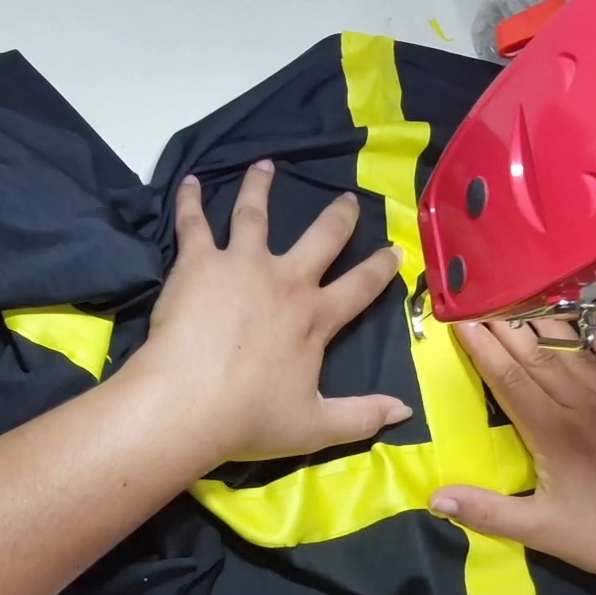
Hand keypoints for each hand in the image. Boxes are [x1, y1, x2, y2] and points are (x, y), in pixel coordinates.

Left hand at [129, 161, 410, 462]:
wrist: (189, 402)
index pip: (360, 287)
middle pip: (322, 237)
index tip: (394, 250)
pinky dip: (191, 200)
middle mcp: (286, 281)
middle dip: (339, 216)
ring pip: (255, 213)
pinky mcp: (199, 261)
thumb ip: (362, 416)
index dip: (381, 268)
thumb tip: (406, 410)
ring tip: (266, 166)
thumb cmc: (250, 417)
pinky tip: (191, 182)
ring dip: (262, 186)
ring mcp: (242, 264)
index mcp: (315, 318)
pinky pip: (195, 222)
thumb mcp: (315, 427)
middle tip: (348, 200)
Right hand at [430, 320, 595, 589]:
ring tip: (522, 302)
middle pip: (538, 357)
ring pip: (574, 353)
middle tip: (483, 301)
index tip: (462, 322)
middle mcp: (584, 407)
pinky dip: (589, 342)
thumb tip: (435, 498)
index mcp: (555, 433)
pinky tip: (581, 329)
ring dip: (544, 325)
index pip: (510, 379)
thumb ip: (487, 512)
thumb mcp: (541, 532)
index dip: (484, 349)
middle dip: (507, 327)